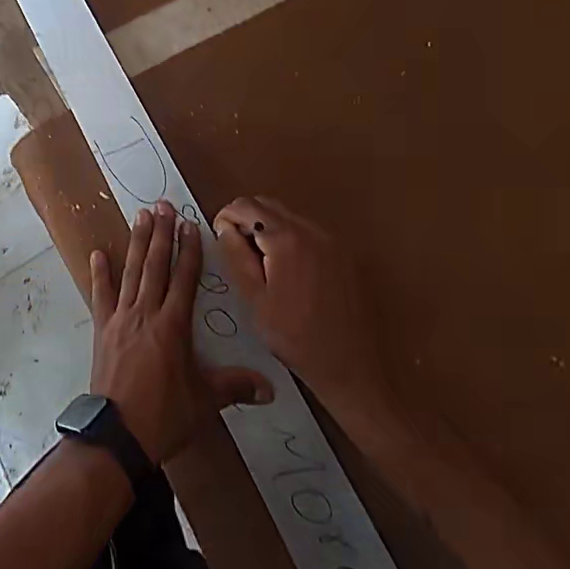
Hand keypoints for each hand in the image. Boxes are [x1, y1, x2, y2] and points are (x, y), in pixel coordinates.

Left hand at [88, 201, 273, 464]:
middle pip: (156, 266)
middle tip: (162, 204)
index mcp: (174, 326)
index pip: (185, 278)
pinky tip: (97, 254)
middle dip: (161, 234)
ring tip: (140, 216)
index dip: (189, 250)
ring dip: (136, 243)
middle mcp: (147, 315)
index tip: (189, 224)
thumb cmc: (164, 417)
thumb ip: (236, 387)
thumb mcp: (205, 401)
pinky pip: (101, 297)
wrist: (116, 438)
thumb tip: (271, 389)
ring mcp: (121, 321)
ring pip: (131, 274)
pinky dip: (99, 275)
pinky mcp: (103, 332)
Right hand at [214, 197, 391, 411]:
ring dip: (269, 229)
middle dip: (247, 220)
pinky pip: (309, 232)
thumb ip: (236, 257)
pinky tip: (288, 272)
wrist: (349, 364)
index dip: (226, 217)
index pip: (246, 206)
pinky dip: (291, 239)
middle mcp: (312, 229)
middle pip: (269, 205)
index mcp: (287, 239)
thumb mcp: (254, 300)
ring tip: (261, 265)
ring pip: (290, 217)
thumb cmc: (295, 338)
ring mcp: (333, 239)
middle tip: (237, 252)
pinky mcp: (345, 253)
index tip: (220, 240)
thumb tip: (224, 228)